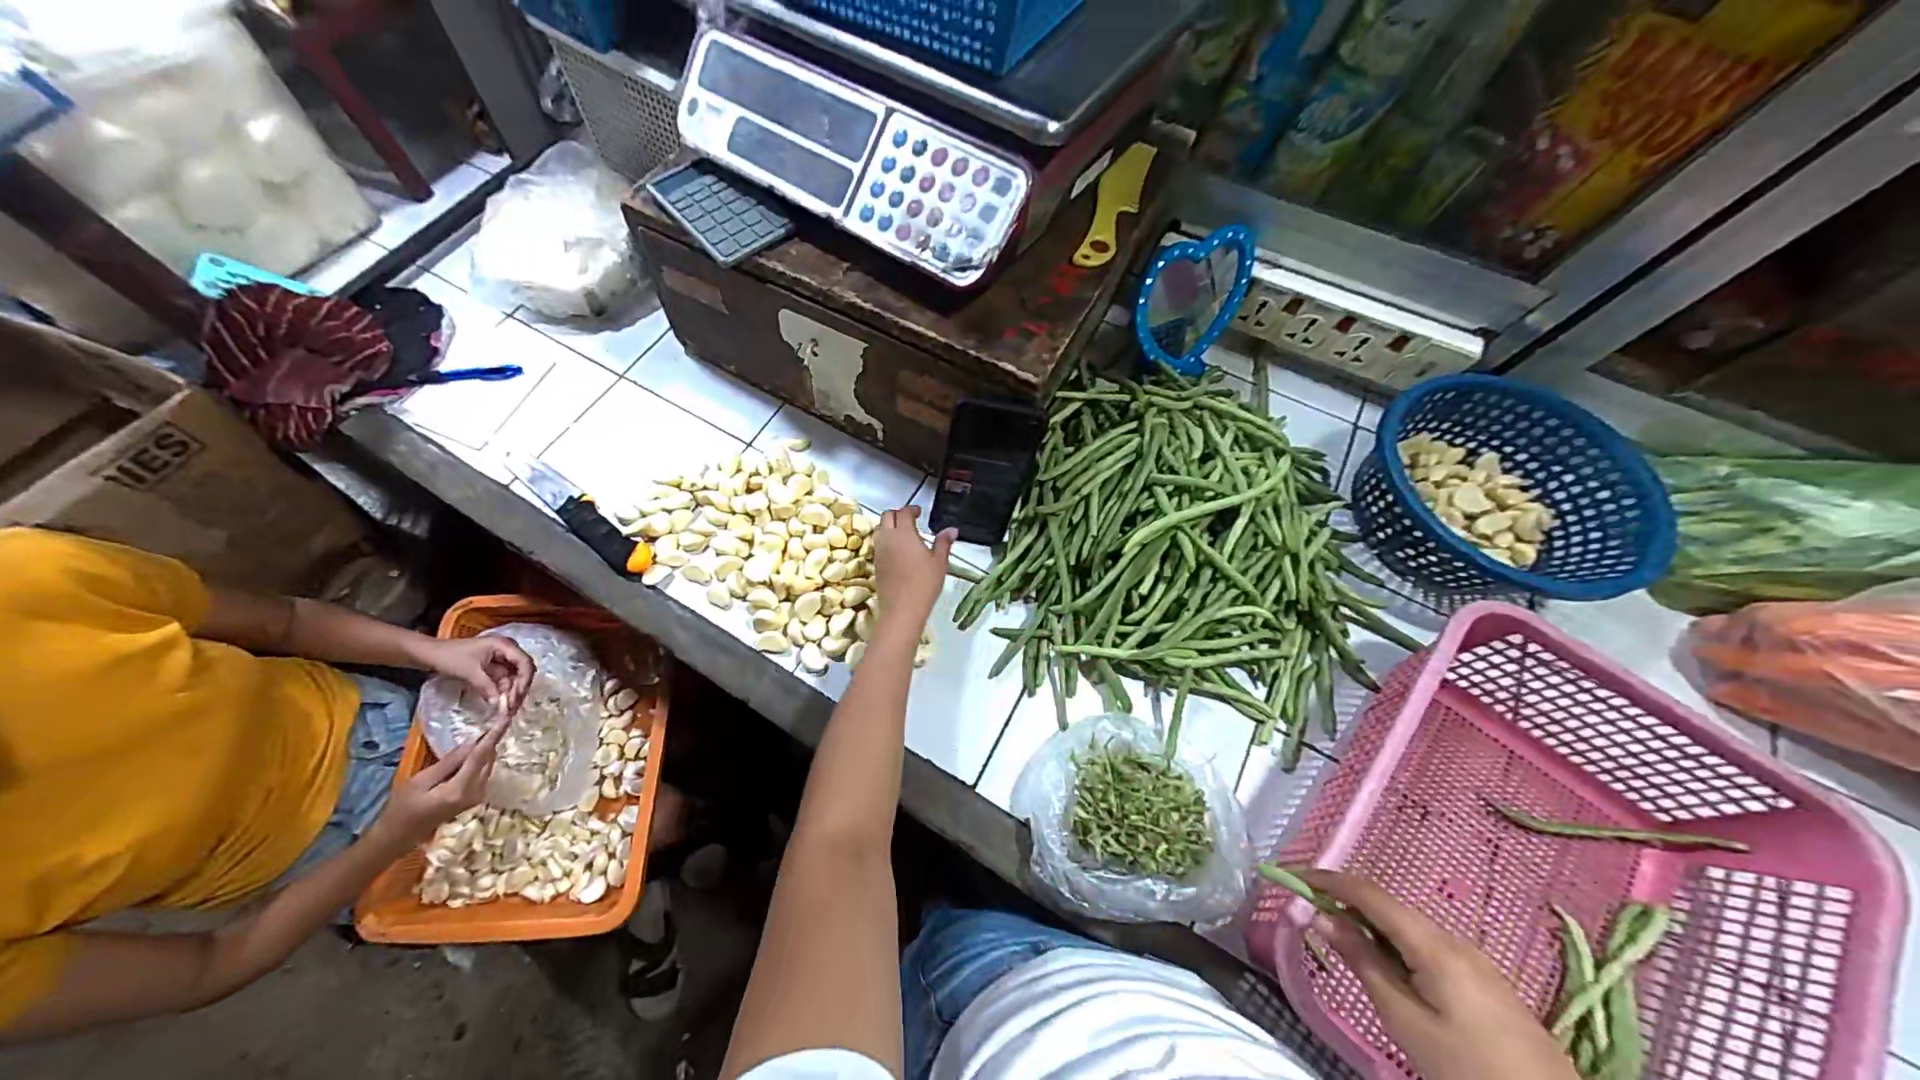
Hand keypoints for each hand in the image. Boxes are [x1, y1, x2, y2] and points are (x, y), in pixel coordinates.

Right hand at [374, 716, 509, 847]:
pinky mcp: (475, 797)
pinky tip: (474, 751)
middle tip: (495, 718)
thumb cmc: (402, 808)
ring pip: (488, 765)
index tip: (506, 718)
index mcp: (460, 789)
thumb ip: (449, 762)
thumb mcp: (420, 781)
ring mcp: (478, 796)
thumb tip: (472, 742)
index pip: (481, 756)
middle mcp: (476, 792)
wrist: (398, 836)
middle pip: (488, 759)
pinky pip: (483, 772)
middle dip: (491, 740)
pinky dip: (481, 760)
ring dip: (486, 750)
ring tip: (486, 731)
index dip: (494, 735)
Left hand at [422, 635, 533, 718]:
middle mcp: (508, 650)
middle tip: (513, 707)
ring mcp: (502, 659)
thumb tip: (499, 703)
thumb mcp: (469, 671)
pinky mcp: (495, 667)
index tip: (515, 697)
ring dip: (512, 692)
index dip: (523, 680)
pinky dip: (504, 691)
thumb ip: (486, 686)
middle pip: (523, 670)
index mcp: (504, 645)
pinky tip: (501, 702)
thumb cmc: (450, 658)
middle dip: (519, 688)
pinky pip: (505, 679)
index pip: (525, 663)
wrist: (431, 654)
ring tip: (507, 708)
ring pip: (515, 677)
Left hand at [873, 505, 954, 627]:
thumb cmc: (924, 583)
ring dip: (889, 526)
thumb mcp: (939, 562)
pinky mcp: (876, 564)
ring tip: (903, 533)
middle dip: (897, 514)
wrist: (902, 608)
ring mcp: (879, 551)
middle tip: (910, 519)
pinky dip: (886, 539)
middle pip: (887, 516)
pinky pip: (878, 543)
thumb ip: (943, 543)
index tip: (918, 512)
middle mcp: (888, 538)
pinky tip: (897, 550)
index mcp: (904, 533)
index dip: (911, 509)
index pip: (903, 512)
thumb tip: (952, 530)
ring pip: (879, 529)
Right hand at [1302, 870, 1580, 1079]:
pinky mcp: (1484, 982)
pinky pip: (1427, 946)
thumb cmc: (1468, 1068)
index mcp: (1433, 944)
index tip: (1293, 876)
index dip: (1329, 879)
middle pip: (1390, 906)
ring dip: (1369, 923)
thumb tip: (1323, 917)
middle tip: (1308, 909)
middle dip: (1346, 900)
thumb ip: (1363, 962)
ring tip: (1338, 936)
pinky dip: (1394, 942)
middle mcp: (1454, 940)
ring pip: (1408, 926)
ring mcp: (1474, 960)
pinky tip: (1384, 963)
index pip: (1370, 893)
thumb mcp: (1404, 1020)